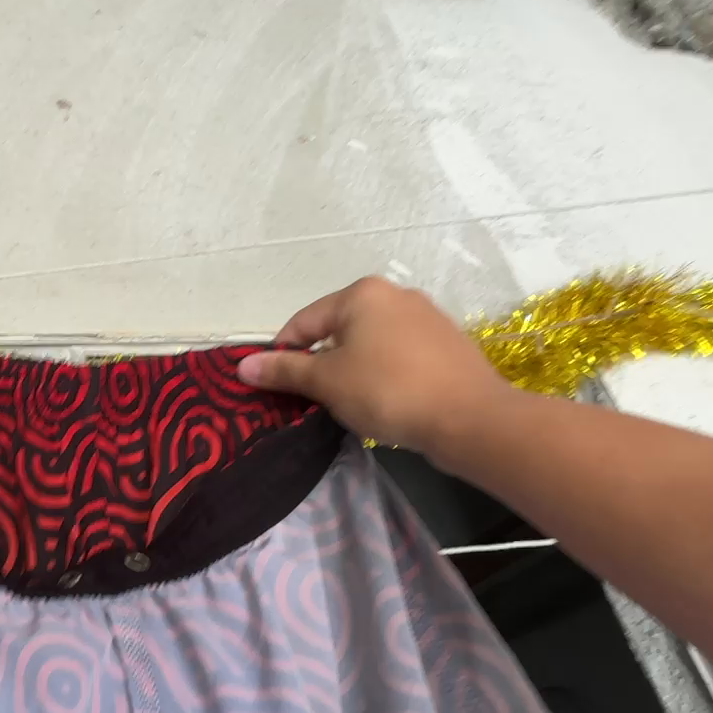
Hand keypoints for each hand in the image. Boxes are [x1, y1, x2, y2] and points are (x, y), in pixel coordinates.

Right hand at [236, 277, 514, 451]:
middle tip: (309, 398)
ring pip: (366, 343)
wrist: (470, 418)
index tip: (274, 388)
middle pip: (335, 330)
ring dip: (348, 369)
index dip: (281, 356)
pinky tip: (381, 400)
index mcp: (361, 294)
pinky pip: (395, 354)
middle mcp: (394, 295)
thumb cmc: (387, 390)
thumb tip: (242, 365)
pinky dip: (379, 373)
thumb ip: (283, 370)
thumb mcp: (325, 382)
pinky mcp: (445, 343)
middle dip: (317, 363)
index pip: (302, 323)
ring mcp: (425, 317)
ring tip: (345, 402)